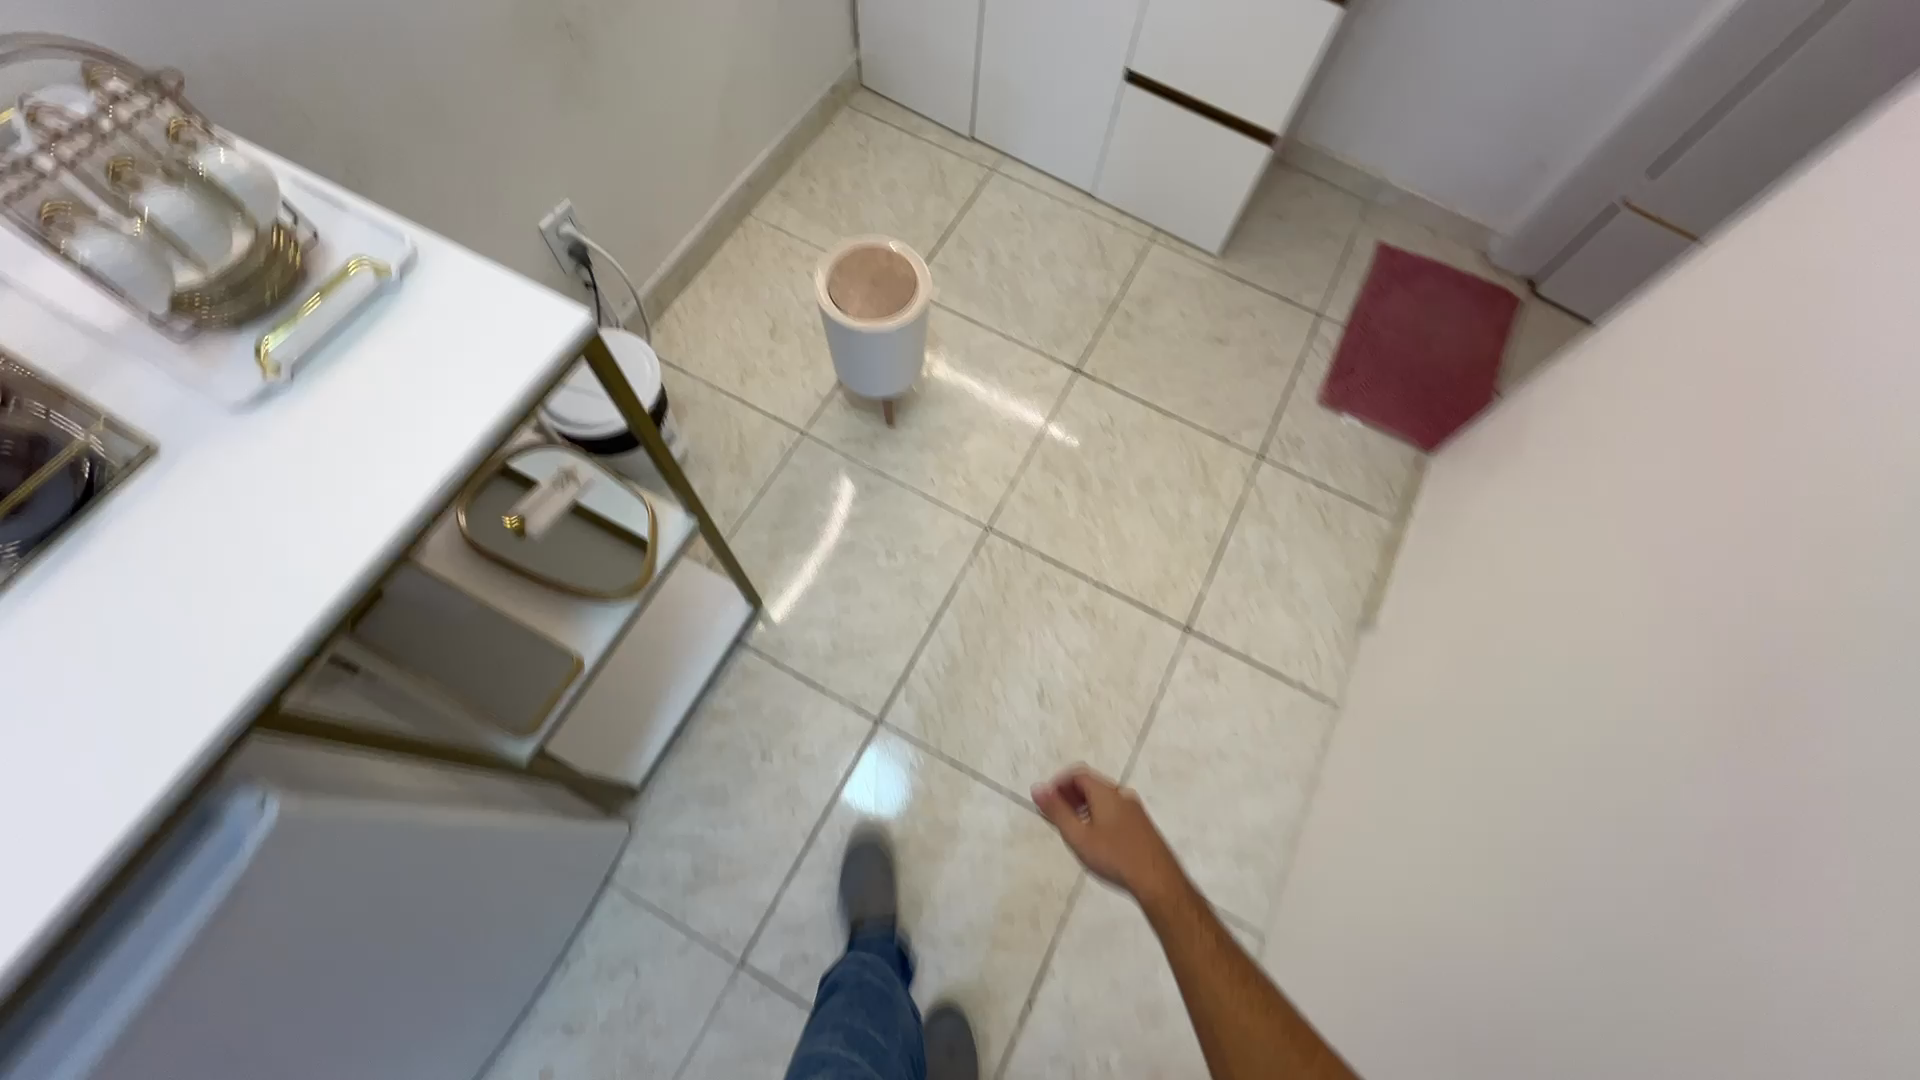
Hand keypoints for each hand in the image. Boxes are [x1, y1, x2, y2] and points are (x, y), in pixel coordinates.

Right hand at [1032, 765, 1186, 905]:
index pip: (1078, 774)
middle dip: (1070, 795)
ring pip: (1104, 798)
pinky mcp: (1143, 825)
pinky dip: (1099, 815)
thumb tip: (1037, 787)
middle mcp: (1122, 795)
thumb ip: (1056, 811)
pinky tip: (1097, 840)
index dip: (1058, 782)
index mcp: (1106, 792)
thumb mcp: (1077, 836)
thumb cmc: (1113, 856)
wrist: (1158, 881)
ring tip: (1074, 829)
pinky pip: (1115, 810)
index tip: (1046, 801)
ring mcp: (1135, 810)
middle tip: (1056, 816)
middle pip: (1092, 784)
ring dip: (1084, 806)